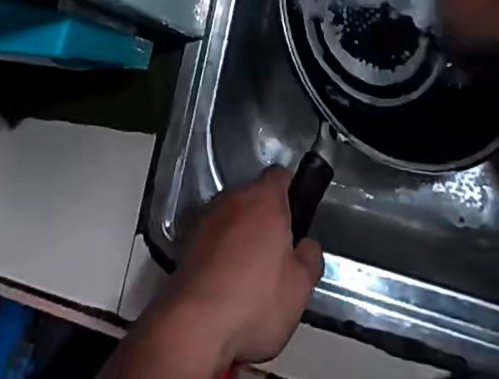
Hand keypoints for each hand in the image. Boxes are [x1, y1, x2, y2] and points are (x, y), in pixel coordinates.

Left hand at [150, 167, 324, 364]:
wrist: (196, 322)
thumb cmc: (254, 302)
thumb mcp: (300, 287)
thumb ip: (310, 258)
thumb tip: (307, 246)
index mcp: (264, 202)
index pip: (280, 176)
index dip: (292, 188)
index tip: (298, 209)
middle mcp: (233, 199)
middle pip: (255, 196)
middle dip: (267, 217)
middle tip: (281, 251)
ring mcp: (207, 216)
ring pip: (232, 214)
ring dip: (242, 231)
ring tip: (253, 270)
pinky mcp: (188, 236)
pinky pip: (213, 232)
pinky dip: (221, 246)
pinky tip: (228, 277)